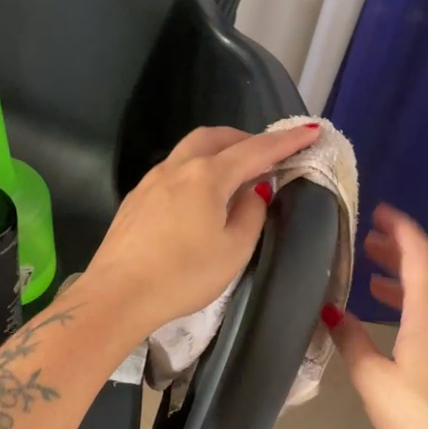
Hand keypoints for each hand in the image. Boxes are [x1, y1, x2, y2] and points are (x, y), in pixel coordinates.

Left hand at [85, 124, 321, 334]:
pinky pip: (170, 174)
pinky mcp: (133, 203)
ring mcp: (150, 183)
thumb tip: (253, 192)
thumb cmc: (183, 276)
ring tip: (231, 173)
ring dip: (214, 153)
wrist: (118, 295)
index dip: (284, 142)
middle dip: (243, 139)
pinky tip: (195, 198)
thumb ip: (251, 215)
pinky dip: (192, 173)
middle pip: (214, 138)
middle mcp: (176, 169)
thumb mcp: (233, 251)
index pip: (254, 151)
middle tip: (264, 154)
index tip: (309, 132)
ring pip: (187, 152)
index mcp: (207, 176)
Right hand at [324, 204, 427, 428]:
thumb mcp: (373, 379)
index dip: (400, 227)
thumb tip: (332, 311)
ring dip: (406, 279)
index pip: (419, 253)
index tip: (379, 211)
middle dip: (398, 250)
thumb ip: (351, 341)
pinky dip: (416, 302)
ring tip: (375, 278)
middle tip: (368, 241)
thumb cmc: (418, 414)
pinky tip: (398, 321)